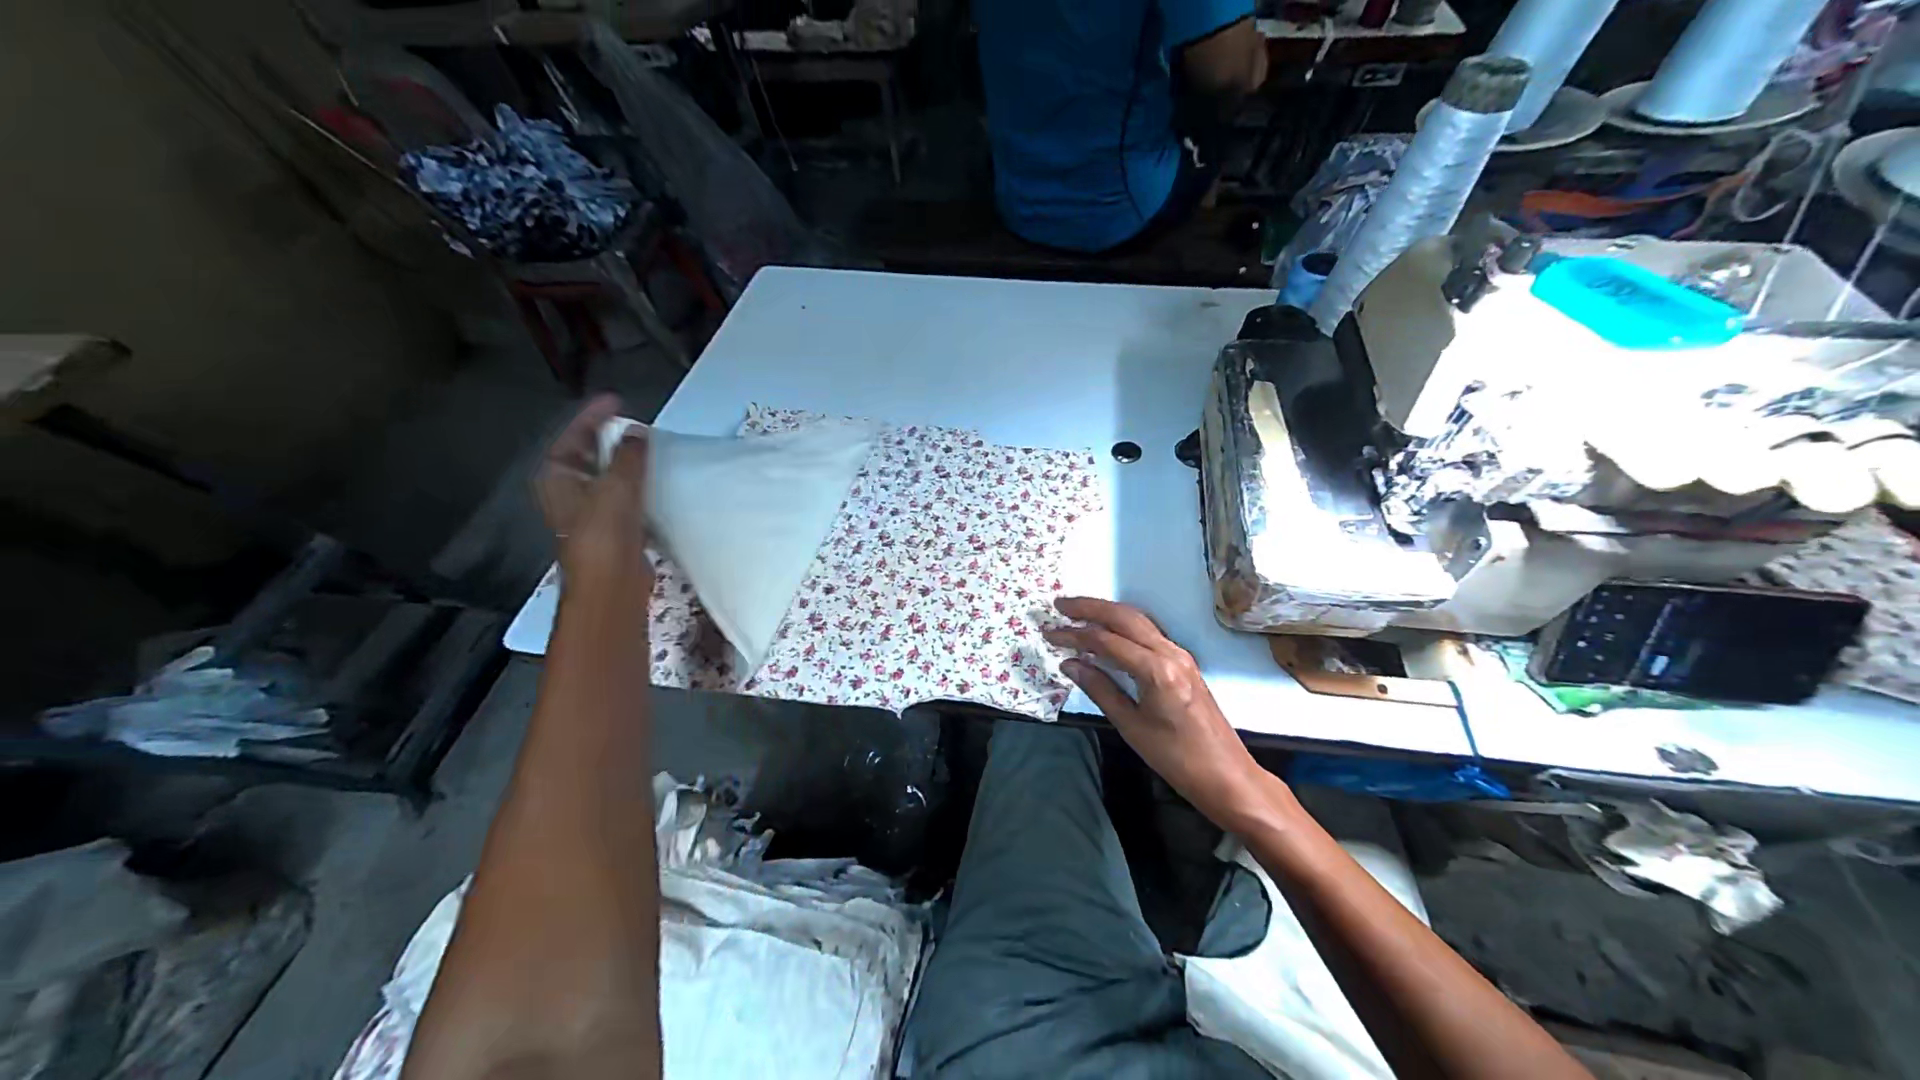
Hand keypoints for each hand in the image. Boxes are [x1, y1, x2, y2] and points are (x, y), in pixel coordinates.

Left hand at [535, 394, 651, 588]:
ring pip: (607, 477)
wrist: (611, 583)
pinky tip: (656, 481)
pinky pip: (624, 496)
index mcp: (557, 476)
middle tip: (637, 425)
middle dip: (612, 439)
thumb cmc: (604, 531)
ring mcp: (588, 511)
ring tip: (650, 448)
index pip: (573, 436)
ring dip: (627, 463)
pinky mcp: (611, 528)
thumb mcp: (617, 484)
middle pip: (588, 455)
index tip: (616, 400)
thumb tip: (637, 433)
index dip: (593, 416)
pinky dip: (637, 485)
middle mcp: (567, 491)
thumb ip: (628, 454)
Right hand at [1045, 597, 1283, 829]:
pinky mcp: (1184, 663)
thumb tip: (1070, 664)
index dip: (1074, 635)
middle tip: (1059, 605)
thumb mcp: (1131, 727)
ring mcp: (1180, 655)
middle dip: (1090, 607)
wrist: (1227, 775)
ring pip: (1139, 621)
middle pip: (1124, 617)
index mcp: (1156, 670)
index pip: (1106, 640)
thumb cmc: (1176, 758)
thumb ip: (1100, 689)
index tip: (1049, 633)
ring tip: (1078, 612)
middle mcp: (1170, 653)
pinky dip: (1123, 626)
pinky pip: (1149, 632)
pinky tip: (1108, 632)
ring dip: (1107, 612)